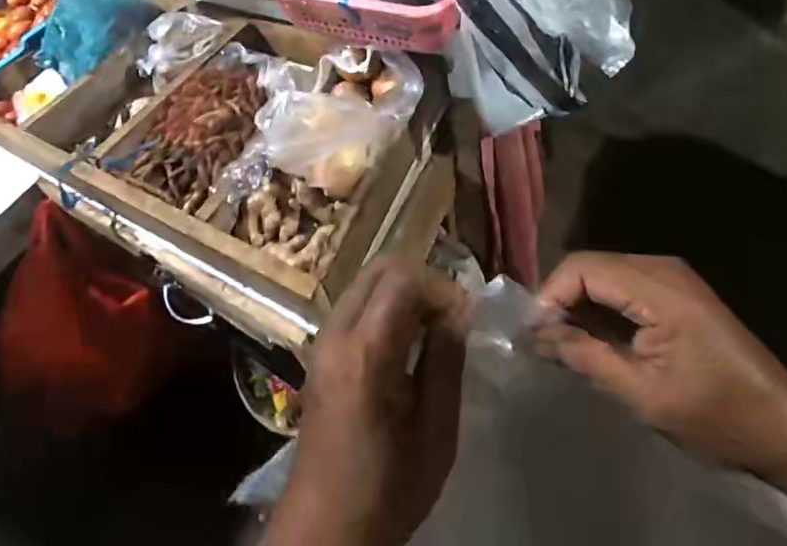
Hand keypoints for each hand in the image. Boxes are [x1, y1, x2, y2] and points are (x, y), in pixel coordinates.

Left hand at [264, 259, 468, 545]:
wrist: (325, 525)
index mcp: (365, 351)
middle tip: (451, 314)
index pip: (402, 279)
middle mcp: (336, 331)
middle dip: (422, 279)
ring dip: (403, 290)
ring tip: (434, 327)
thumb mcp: (435, 431)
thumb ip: (445, 361)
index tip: (466, 316)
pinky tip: (407, 339)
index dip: (441, 287)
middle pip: (380, 267)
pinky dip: (385, 304)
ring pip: (366, 281)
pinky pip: (356, 302)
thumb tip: (460, 312)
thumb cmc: (388, 487)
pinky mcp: (320, 349)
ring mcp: (322, 337)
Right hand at [534, 251, 786, 475]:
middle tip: (544, 339)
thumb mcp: (645, 395)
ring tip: (562, 341)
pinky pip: (623, 283)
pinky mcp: (676, 290)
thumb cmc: (717, 416)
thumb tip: (539, 336)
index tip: (534, 334)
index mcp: (658, 288)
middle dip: (561, 298)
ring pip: (604, 272)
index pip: (582, 268)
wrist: (786, 426)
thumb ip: (588, 357)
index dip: (550, 295)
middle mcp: (661, 268)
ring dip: (579, 302)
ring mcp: (671, 276)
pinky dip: (602, 304)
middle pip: (591, 265)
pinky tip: (593, 336)